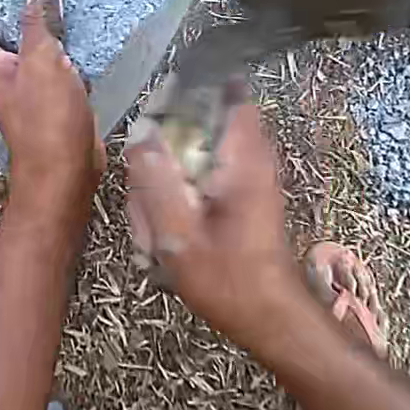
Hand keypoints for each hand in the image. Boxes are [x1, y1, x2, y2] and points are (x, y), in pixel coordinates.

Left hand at [0, 0, 104, 207]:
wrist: (63, 171)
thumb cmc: (46, 119)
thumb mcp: (43, 61)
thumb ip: (38, 20)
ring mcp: (17, 83)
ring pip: (21, 41)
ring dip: (38, 20)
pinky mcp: (41, 95)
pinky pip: (43, 60)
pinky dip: (56, 43)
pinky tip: (78, 30)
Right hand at [124, 95, 308, 346]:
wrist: (269, 317)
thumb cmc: (227, 279)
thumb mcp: (179, 232)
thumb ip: (155, 179)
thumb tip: (141, 136)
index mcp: (242, 158)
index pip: (228, 93)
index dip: (190, 92)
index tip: (156, 112)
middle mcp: (251, 159)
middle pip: (199, 127)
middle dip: (165, 151)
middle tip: (144, 189)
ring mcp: (248, 177)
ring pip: (195, 156)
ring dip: (167, 180)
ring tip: (153, 221)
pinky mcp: (241, 196)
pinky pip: (201, 178)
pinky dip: (180, 196)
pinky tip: (166, 230)